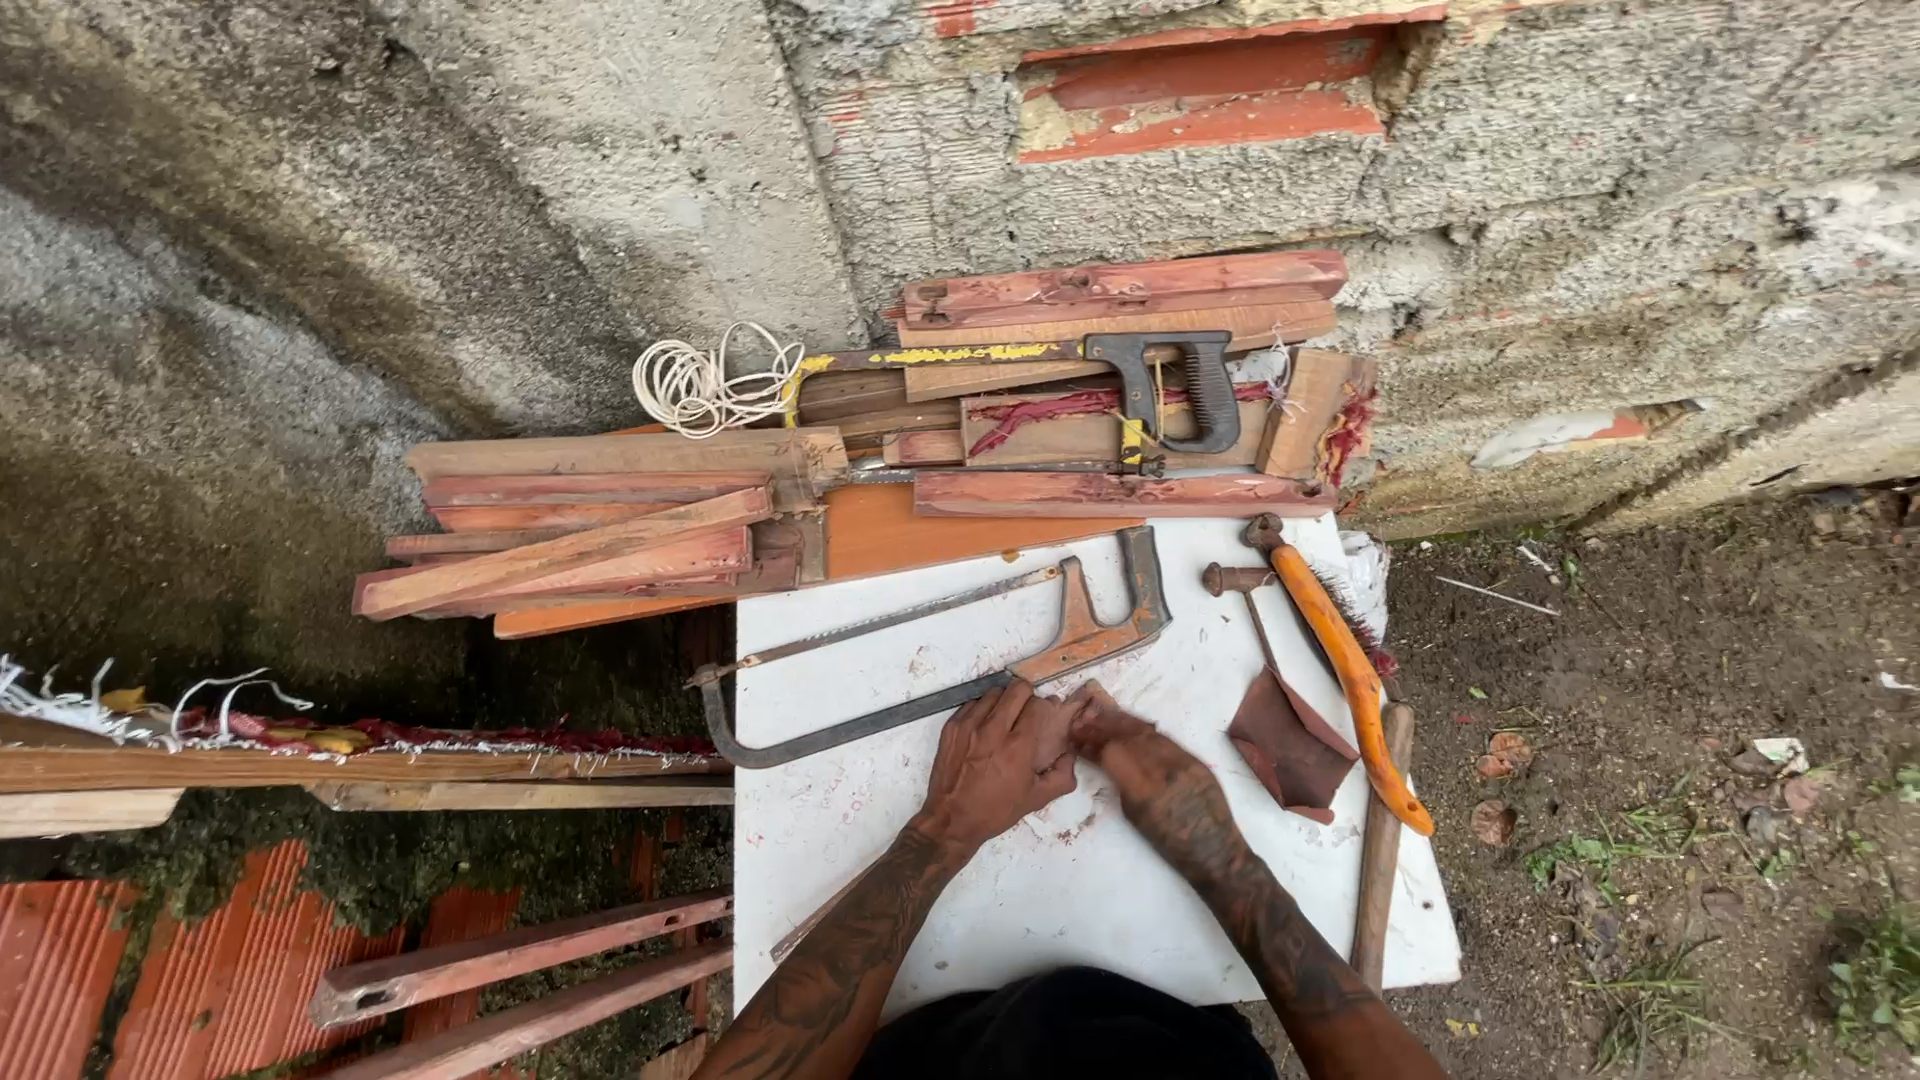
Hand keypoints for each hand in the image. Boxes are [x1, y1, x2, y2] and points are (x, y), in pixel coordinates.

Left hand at [910, 679, 1077, 855]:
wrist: (952, 819)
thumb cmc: (996, 810)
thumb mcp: (1036, 799)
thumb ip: (1061, 776)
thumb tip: (1069, 755)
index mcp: (1017, 747)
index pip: (1037, 706)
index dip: (1044, 707)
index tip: (1044, 714)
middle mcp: (993, 730)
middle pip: (1017, 690)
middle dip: (1027, 696)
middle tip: (1026, 709)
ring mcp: (969, 726)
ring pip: (994, 692)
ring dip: (1004, 700)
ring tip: (1005, 715)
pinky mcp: (951, 726)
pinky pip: (972, 703)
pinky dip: (982, 709)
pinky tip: (984, 725)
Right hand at [1068, 681, 1249, 880]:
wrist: (1215, 852)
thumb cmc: (1169, 844)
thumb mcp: (1134, 816)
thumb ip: (1119, 783)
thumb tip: (1103, 757)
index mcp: (1145, 790)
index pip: (1111, 752)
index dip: (1090, 743)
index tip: (1075, 737)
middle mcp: (1165, 769)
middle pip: (1127, 736)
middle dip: (1101, 726)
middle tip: (1082, 720)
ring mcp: (1183, 761)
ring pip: (1146, 731)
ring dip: (1121, 721)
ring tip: (1101, 713)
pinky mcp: (1195, 759)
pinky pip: (1165, 737)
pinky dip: (1143, 727)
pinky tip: (1130, 723)